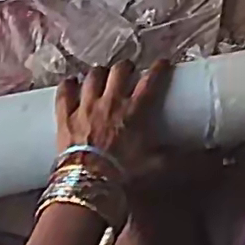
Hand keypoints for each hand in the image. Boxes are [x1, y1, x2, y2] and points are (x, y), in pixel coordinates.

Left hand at [55, 60, 170, 179]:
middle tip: (128, 71)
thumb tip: (180, 156)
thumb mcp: (149, 165)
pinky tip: (71, 81)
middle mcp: (110, 102)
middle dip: (125, 67)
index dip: (158, 68)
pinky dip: (68, 84)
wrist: (87, 182)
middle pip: (119, 71)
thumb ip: (165, 158)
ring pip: (93, 76)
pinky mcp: (65, 115)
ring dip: (99, 73)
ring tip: (102, 75)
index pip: (149, 81)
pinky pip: (64, 92)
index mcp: (133, 111)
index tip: (163, 62)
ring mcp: (85, 106)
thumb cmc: (120, 173)